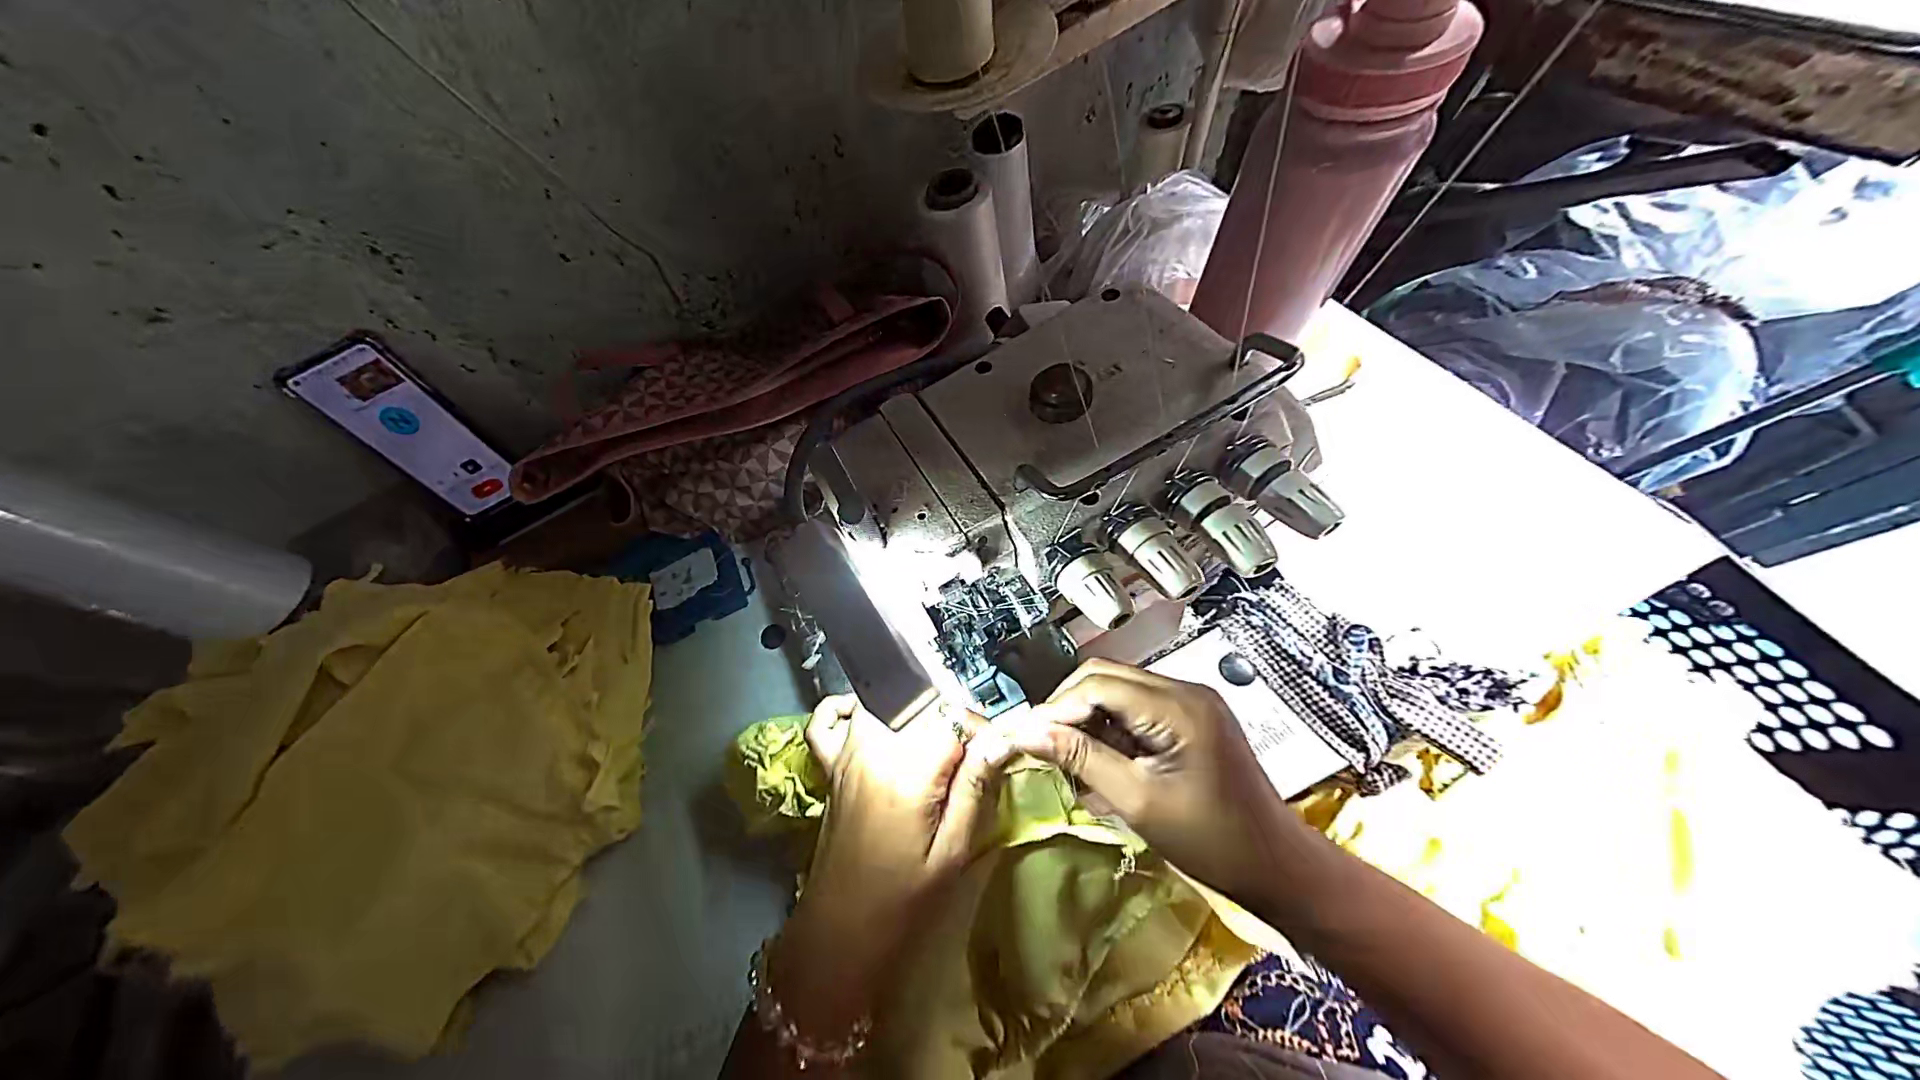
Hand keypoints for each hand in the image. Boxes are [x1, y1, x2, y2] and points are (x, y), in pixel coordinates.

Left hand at [768, 694, 1011, 1034]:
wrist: (839, 935)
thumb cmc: (902, 902)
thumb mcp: (953, 852)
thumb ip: (975, 787)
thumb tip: (1001, 740)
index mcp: (906, 770)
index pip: (955, 718)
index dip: (982, 733)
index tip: (995, 757)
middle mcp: (872, 749)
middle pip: (924, 706)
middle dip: (955, 725)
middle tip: (972, 762)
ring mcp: (846, 754)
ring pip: (887, 704)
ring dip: (917, 716)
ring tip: (936, 750)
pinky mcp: (830, 767)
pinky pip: (828, 721)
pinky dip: (846, 711)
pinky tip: (869, 719)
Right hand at [1004, 659, 1306, 901]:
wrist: (1276, 865)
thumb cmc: (1212, 840)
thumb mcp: (1136, 800)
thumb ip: (1080, 758)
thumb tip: (1028, 733)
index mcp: (1176, 706)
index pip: (1096, 684)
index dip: (1056, 708)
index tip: (1027, 738)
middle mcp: (1184, 690)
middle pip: (1105, 678)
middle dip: (1068, 708)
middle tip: (1043, 745)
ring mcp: (1190, 701)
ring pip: (1118, 690)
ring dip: (1088, 718)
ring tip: (1067, 756)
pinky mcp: (1191, 717)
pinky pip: (1137, 707)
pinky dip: (1111, 728)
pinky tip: (1099, 759)